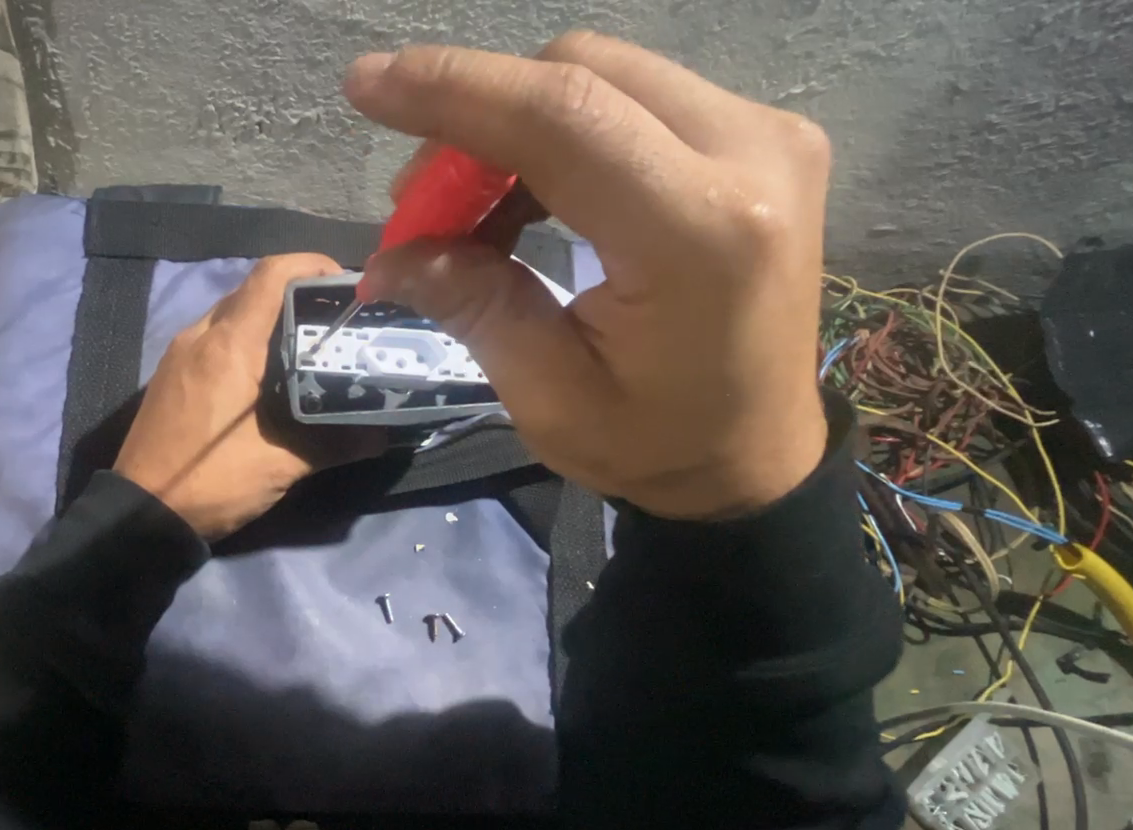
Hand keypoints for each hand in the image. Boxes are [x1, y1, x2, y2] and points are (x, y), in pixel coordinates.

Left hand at [115, 254, 379, 538]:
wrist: (141, 514)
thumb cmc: (212, 481)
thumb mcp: (279, 466)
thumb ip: (333, 444)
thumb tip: (382, 436)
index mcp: (229, 345)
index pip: (271, 274)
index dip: (311, 265)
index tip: (345, 286)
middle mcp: (200, 336)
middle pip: (252, 292)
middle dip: (296, 297)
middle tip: (333, 326)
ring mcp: (178, 354)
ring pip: (230, 316)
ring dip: (267, 322)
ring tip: (304, 351)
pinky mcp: (169, 376)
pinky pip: (212, 340)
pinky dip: (242, 344)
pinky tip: (263, 379)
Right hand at [345, 33, 830, 519]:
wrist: (754, 454)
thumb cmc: (652, 444)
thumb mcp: (546, 397)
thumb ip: (474, 306)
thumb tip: (388, 256)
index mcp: (698, 234)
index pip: (562, 118)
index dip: (453, 93)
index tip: (367, 87)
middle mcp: (749, 153)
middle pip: (578, 73)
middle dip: (472, 123)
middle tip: (417, 208)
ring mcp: (764, 133)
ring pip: (601, 75)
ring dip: (508, 129)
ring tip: (461, 215)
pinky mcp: (755, 136)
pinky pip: (629, 99)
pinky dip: (552, 136)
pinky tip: (519, 200)